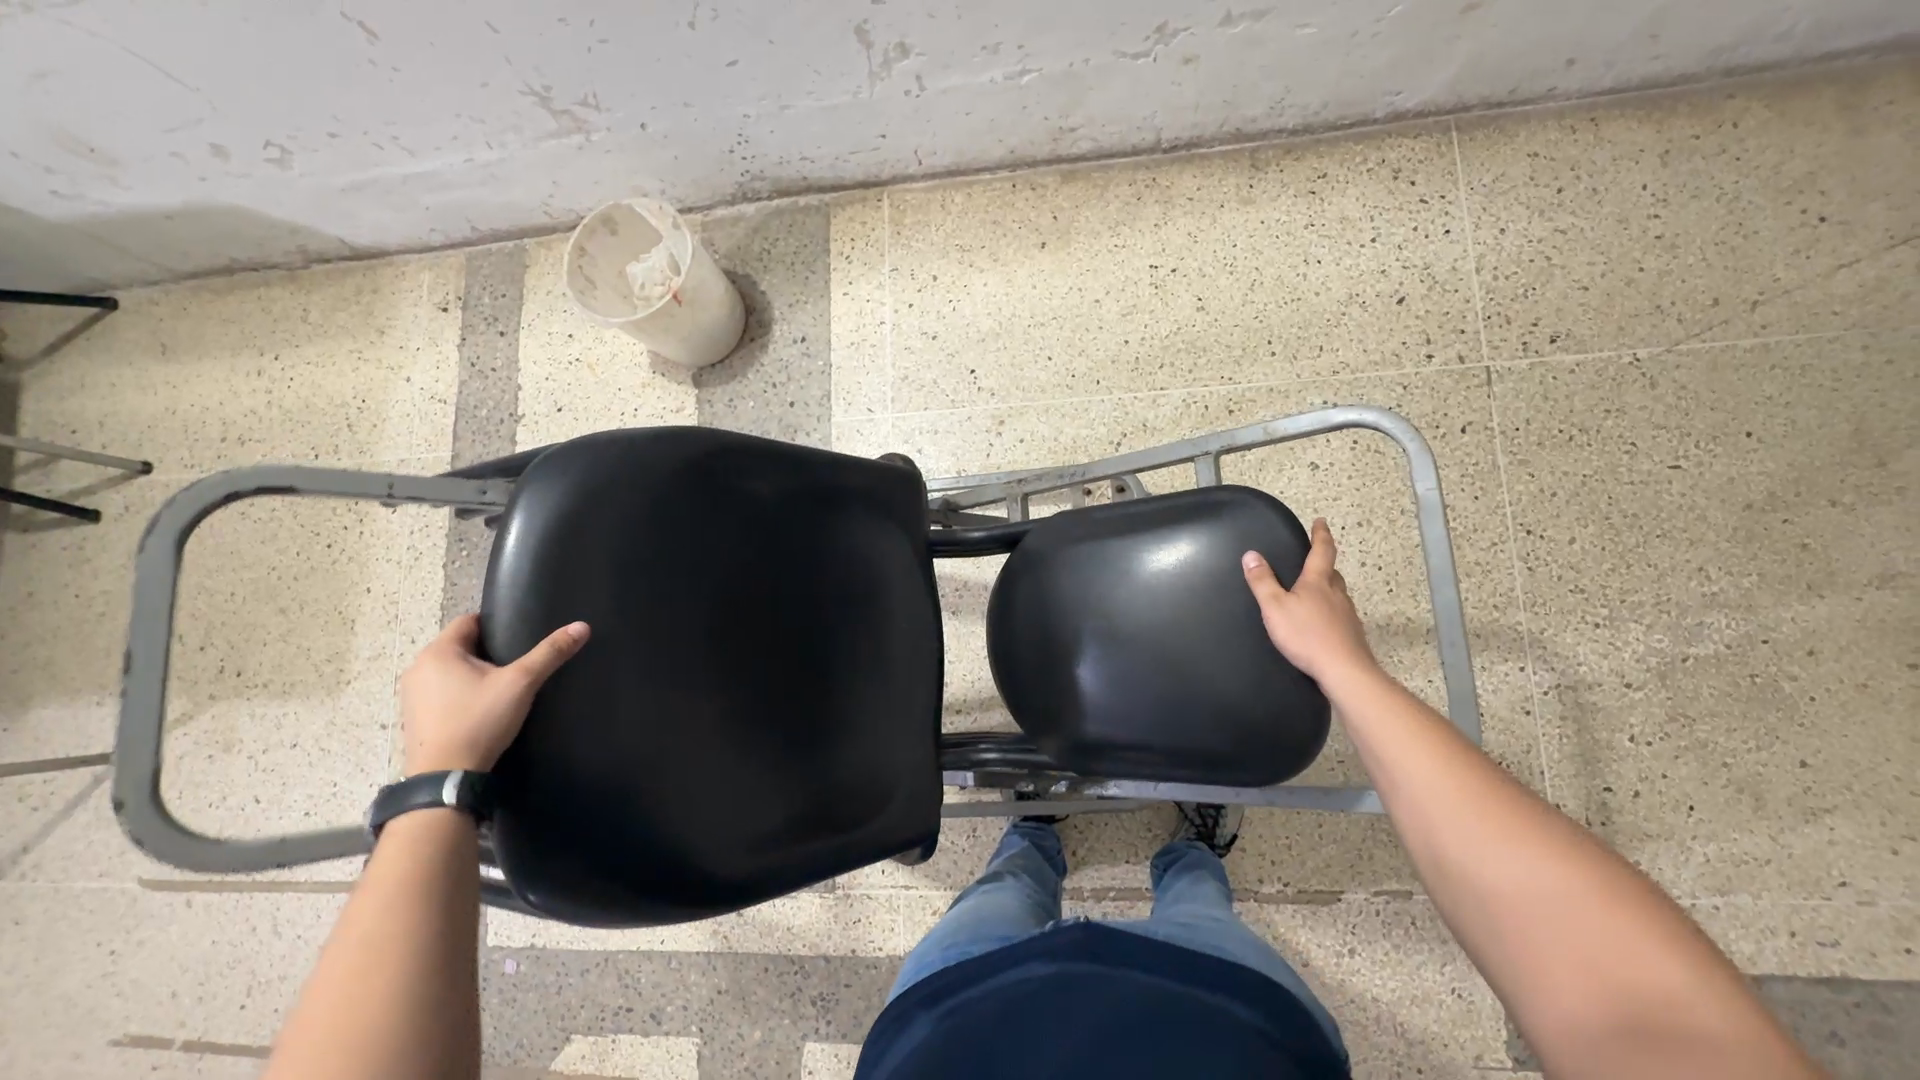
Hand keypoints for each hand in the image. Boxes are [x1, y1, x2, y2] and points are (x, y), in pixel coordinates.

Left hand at [398, 614, 590, 774]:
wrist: (446, 776)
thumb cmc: (480, 720)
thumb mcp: (521, 683)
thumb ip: (550, 653)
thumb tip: (581, 626)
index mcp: (440, 651)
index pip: (468, 621)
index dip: (495, 625)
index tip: (518, 638)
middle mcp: (418, 667)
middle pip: (458, 646)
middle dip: (485, 651)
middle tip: (514, 665)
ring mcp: (411, 694)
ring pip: (447, 670)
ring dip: (469, 673)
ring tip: (499, 688)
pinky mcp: (412, 717)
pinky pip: (438, 692)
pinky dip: (456, 694)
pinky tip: (477, 710)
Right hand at [1241, 518, 1377, 684]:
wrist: (1344, 670)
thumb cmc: (1306, 635)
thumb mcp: (1274, 608)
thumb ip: (1262, 582)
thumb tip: (1251, 554)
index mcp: (1317, 582)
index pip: (1322, 551)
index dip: (1320, 535)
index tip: (1320, 522)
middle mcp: (1336, 594)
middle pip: (1332, 572)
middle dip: (1325, 563)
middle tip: (1316, 558)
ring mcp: (1347, 614)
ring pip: (1338, 594)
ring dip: (1328, 587)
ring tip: (1317, 590)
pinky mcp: (1351, 634)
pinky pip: (1340, 614)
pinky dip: (1331, 611)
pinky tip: (1323, 622)